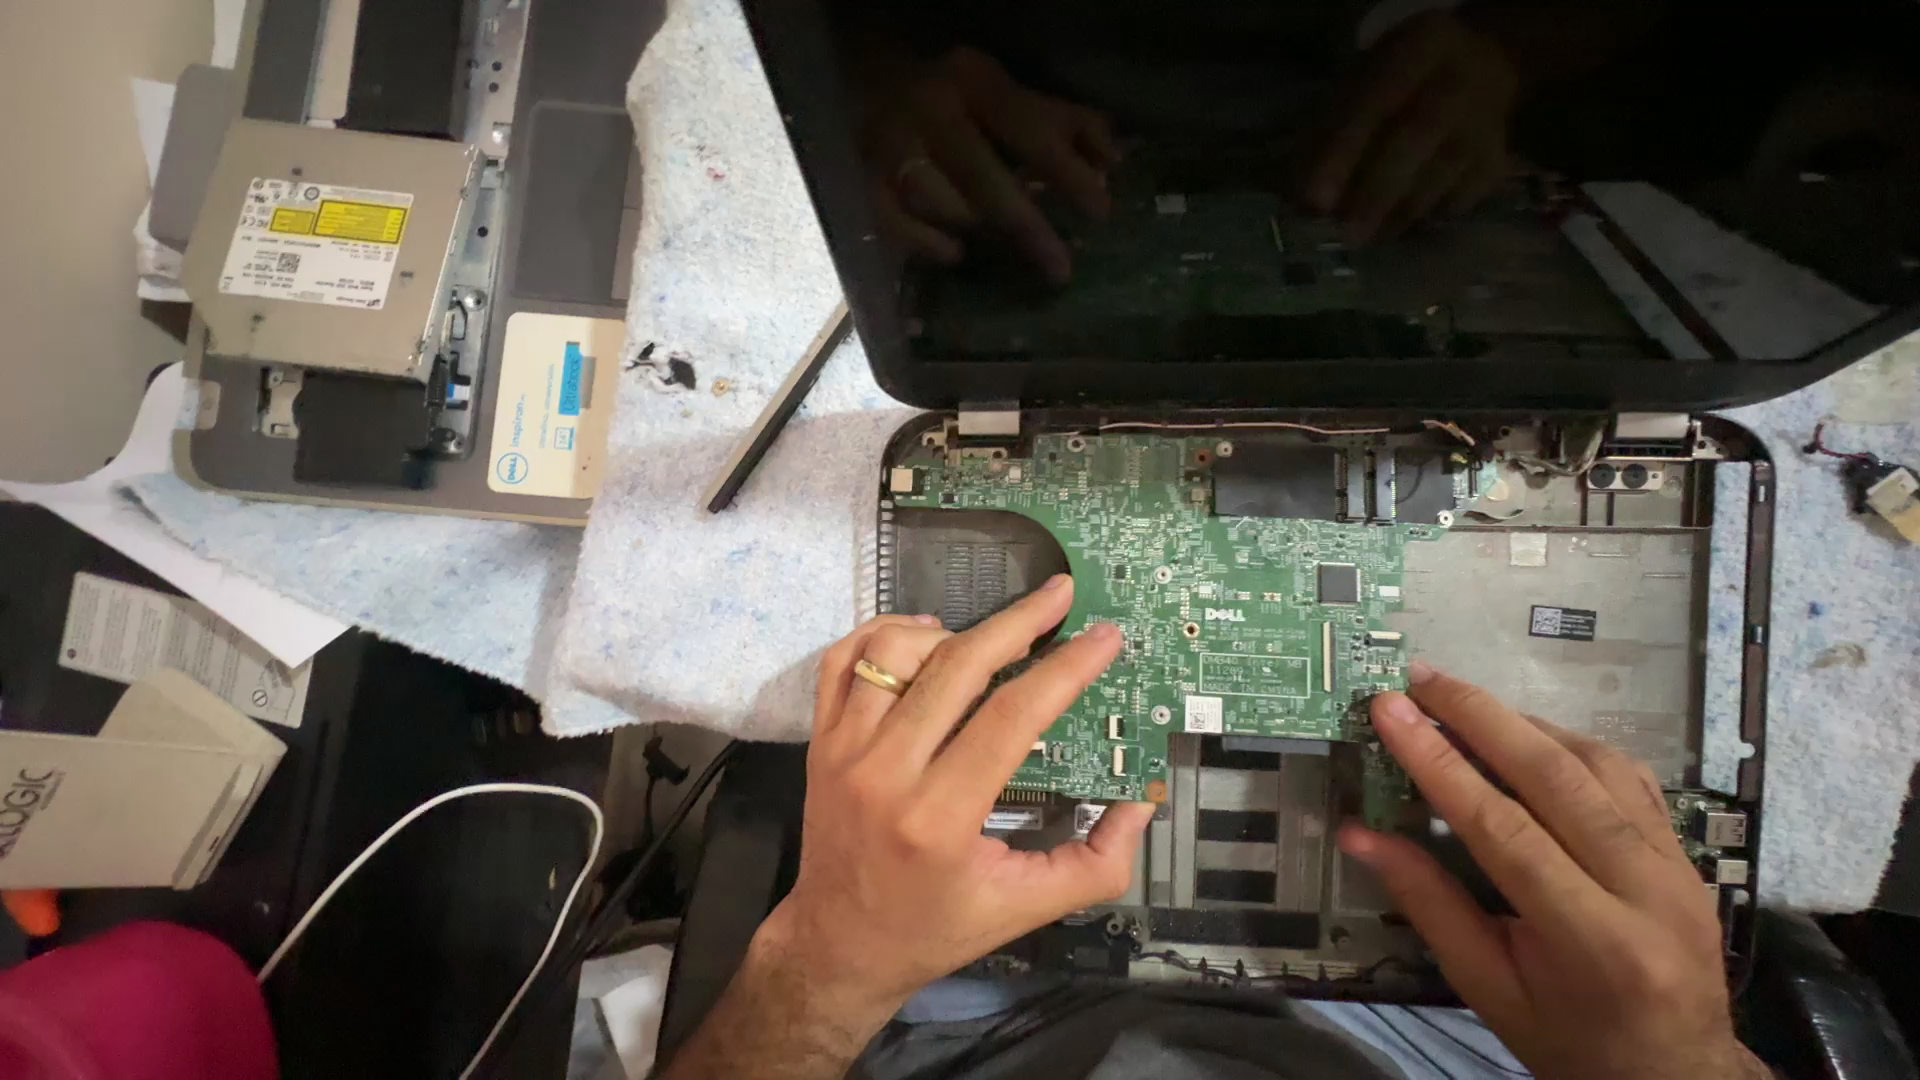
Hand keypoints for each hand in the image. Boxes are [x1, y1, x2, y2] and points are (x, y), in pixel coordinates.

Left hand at [758, 577, 1154, 1016]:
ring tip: (987, 639)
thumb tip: (1141, 801)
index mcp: (940, 817)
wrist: (838, 944)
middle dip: (1018, 622)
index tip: (1102, 635)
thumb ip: (1095, 862)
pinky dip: (884, 632)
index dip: (1063, 670)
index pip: (1010, 717)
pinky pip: (844, 659)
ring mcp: (843, 748)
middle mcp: (885, 771)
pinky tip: (922, 637)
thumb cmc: (934, 927)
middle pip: (956, 667)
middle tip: (1059, 594)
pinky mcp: (820, 738)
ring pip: (896, 651)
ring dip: (951, 632)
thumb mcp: (1023, 908)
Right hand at [865, 47, 1119, 283]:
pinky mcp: (864, 181)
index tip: (1101, 214)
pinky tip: (953, 254)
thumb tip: (1113, 160)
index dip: (1066, 173)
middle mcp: (932, 110)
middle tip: (1060, 271)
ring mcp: (892, 147)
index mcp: (975, 83)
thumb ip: (1062, 124)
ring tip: (996, 248)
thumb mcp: (1007, 98)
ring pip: (937, 203)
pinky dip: (926, 244)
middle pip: (984, 178)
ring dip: (973, 229)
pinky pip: (895, 224)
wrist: (867, 84)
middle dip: (1027, 228)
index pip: (1029, 130)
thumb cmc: (956, 103)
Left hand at [1301, 10, 1517, 241]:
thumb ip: (1325, 141)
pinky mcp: (1497, 157)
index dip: (1342, 154)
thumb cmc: (1390, 92)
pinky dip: (1426, 218)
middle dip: (1375, 193)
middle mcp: (1461, 75)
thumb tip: (1299, 203)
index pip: (1374, 103)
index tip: (1314, 202)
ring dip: (1397, 215)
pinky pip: (1461, 197)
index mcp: (1416, 49)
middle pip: (1418, 138)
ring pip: (1443, 173)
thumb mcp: (1354, 94)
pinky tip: (1400, 228)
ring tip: (1365, 238)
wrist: (1476, 68)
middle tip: (1347, 235)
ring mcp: (1488, 117)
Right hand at [1339, 663, 1766, 1079]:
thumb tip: (1356, 831)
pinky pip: (1622, 773)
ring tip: (1456, 699)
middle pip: (1557, 776)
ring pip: (1594, 763)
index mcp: (1596, 942)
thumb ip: (1426, 901)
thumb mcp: (1484, 984)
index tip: (1389, 710)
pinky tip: (1520, 732)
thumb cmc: (1568, 1037)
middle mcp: (1648, 891)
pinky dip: (1561, 739)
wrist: (1680, 1075)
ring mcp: (1676, 865)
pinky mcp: (1682, 851)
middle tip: (1418, 678)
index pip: (1503, 828)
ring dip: (1517, 719)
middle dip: (1478, 715)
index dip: (1438, 761)